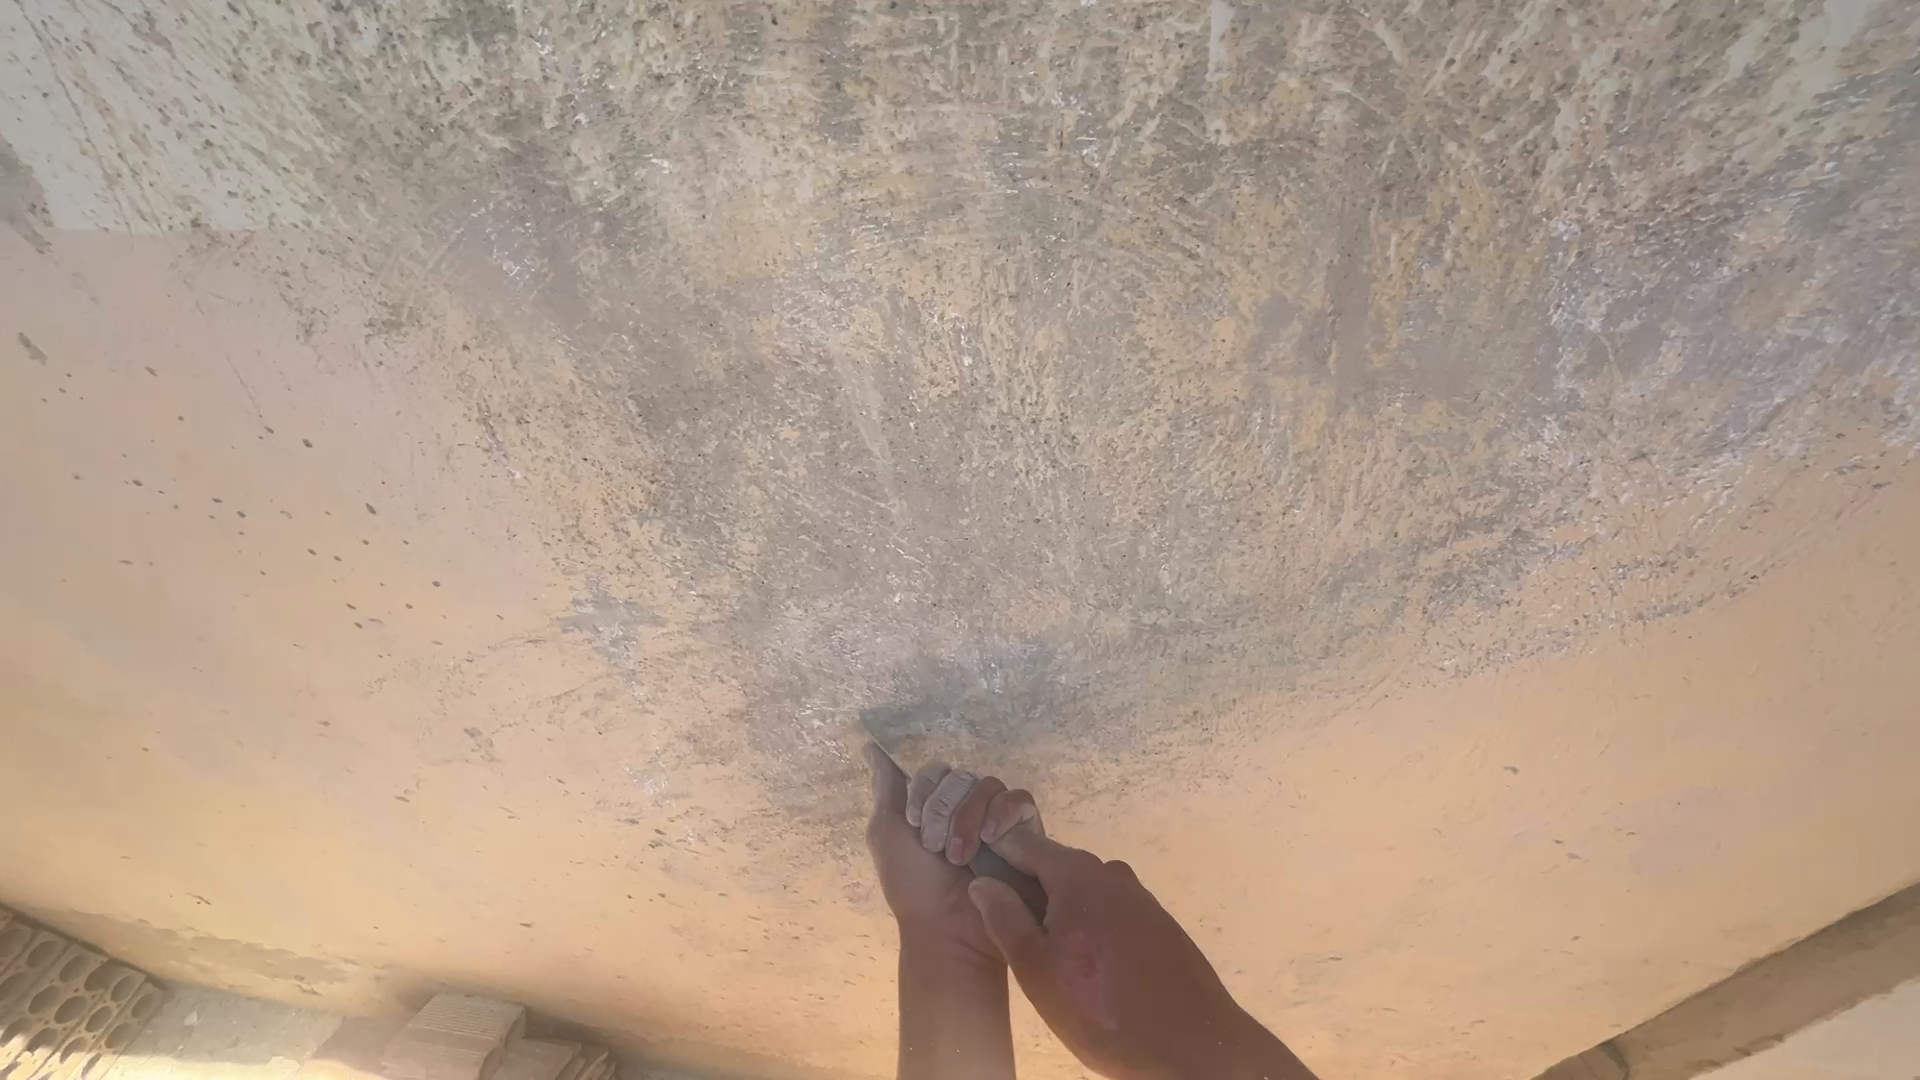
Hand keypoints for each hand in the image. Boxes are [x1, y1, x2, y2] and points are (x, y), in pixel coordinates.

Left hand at [865, 747, 1040, 1079]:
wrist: (948, 930)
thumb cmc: (913, 887)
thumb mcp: (888, 835)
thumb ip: (886, 790)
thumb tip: (871, 748)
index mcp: (935, 804)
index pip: (934, 770)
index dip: (924, 791)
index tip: (915, 825)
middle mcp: (966, 805)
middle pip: (960, 776)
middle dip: (944, 809)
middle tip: (937, 846)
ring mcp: (997, 817)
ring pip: (988, 785)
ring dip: (969, 817)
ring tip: (962, 854)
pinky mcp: (1025, 831)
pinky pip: (1020, 800)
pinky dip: (1004, 812)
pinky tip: (993, 837)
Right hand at [967, 828, 1317, 1079]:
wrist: (1194, 1047)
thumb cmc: (1102, 1008)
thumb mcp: (1036, 968)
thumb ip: (1004, 918)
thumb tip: (982, 882)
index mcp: (1076, 873)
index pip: (1023, 843)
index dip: (995, 854)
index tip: (973, 874)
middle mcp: (1108, 872)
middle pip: (1054, 867)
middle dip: (1028, 890)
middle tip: (1011, 934)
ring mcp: (1138, 896)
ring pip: (1083, 893)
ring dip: (1061, 913)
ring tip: (1051, 959)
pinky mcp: (1158, 923)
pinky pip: (1110, 913)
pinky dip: (1092, 928)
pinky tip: (1089, 966)